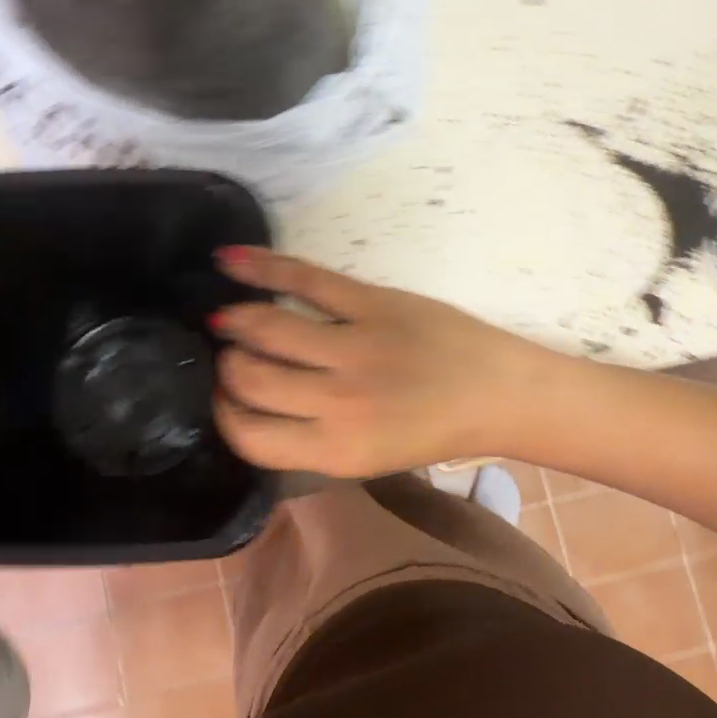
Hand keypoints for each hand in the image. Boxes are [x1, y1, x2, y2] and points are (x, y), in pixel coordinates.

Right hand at [208, 247, 547, 475]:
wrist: (497, 394)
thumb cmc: (429, 432)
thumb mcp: (363, 458)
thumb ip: (307, 439)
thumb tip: (250, 404)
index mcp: (335, 451)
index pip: (247, 435)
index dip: (222, 414)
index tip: (220, 397)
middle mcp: (337, 402)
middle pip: (249, 379)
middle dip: (225, 367)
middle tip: (225, 357)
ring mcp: (353, 347)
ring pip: (264, 327)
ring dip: (234, 322)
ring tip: (226, 320)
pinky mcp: (371, 303)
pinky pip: (303, 279)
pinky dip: (259, 266)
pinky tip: (226, 260)